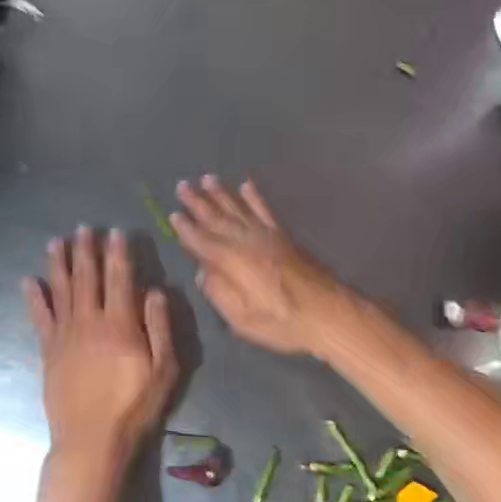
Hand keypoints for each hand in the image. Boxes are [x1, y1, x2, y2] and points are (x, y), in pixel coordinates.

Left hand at [24, 226, 179, 460]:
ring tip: (57, 241)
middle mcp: (90, 322)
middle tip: (84, 227)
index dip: (119, 254)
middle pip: (87, 278)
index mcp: (121, 325)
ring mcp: (65, 335)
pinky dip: (34, 297)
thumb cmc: (134, 408)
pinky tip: (29, 280)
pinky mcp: (49, 351)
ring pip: (61, 290)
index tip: (117, 232)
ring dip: (58, 264)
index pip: (120, 279)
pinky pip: (40, 317)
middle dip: (86, 250)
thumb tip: (156, 291)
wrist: (91, 439)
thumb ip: (160, 328)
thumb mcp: (164, 371)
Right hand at [169, 176, 349, 355]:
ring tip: (207, 178)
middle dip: (198, 202)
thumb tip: (203, 273)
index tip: (172, 214)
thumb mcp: (241, 319)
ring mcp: (267, 236)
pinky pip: (264, 211)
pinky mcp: (284, 237)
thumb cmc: (281, 323)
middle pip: (217, 218)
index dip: (185, 229)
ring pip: (238, 209)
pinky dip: (254, 197)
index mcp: (232, 262)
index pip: (201, 241)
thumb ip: (219, 294)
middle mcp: (247, 241)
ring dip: (221, 194)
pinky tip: (246, 185)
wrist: (328, 314)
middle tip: (182, 185)